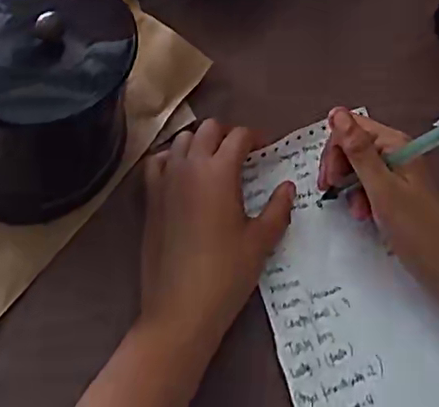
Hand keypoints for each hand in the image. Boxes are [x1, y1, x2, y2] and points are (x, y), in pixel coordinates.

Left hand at [140, 119, 293, 345]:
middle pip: (209, 128)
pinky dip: (172, 157)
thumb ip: (278, 209)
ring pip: (182, 139)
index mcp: (219, 171)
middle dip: (227, 134)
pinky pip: (158, 160)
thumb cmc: (225, 275)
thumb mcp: (260, 242)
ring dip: (200, 141)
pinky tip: (182, 172)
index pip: (238, 136)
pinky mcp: (150, 195)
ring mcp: (166, 178)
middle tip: (242, 153)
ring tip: (214, 160)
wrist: (180, 309)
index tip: (265, 148)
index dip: (255, 137)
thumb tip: (288, 186)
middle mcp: (190, 165)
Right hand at [315, 107, 438, 291]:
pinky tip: (365, 216)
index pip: (351, 126)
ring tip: (356, 212)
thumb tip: (337, 111)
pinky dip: (362, 198)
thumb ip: (358, 151)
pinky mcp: (401, 195)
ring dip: (350, 185)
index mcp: (395, 144)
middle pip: (355, 145)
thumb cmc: (419, 231)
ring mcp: (400, 174)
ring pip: (360, 166)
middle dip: (339, 166)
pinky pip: (372, 185)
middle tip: (332, 191)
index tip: (329, 178)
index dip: (335, 148)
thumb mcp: (382, 189)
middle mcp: (398, 152)